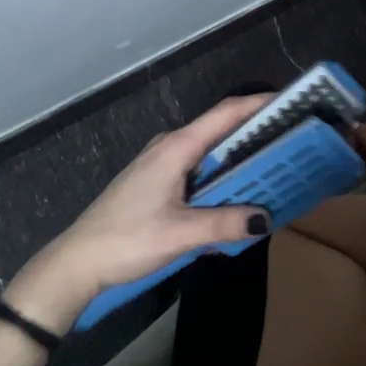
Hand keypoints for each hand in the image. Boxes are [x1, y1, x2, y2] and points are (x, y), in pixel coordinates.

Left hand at [0, 94, 274, 332]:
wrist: (76, 263)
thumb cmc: (127, 240)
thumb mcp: (180, 235)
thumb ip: (224, 224)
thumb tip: (265, 218)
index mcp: (177, 147)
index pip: (225, 113)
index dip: (258, 103)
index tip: (289, 102)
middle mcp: (170, 146)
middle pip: (219, 129)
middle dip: (254, 132)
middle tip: (289, 140)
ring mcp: (160, 163)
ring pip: (208, 151)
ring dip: (237, 158)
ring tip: (270, 167)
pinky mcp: (155, 182)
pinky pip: (197, 168)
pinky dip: (219, 175)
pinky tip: (233, 196)